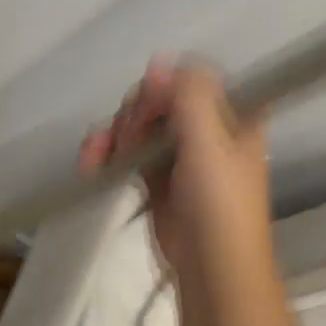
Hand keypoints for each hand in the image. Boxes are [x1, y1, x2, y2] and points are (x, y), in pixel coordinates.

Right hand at [79, 58, 271, 272]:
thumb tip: (159, 61)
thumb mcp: (209, 142)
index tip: (146, 107)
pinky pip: (127, 154)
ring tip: (95, 156)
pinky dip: (107, 155)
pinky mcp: (155, 178)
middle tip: (124, 139)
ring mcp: (178, 153)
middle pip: (158, 100)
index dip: (162, 88)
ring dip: (112, 135)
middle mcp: (207, 126)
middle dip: (131, 115)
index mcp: (234, 112)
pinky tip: (91, 164)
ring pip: (138, 127)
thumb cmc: (220, 204)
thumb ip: (187, 97)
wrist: (211, 265)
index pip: (191, 79)